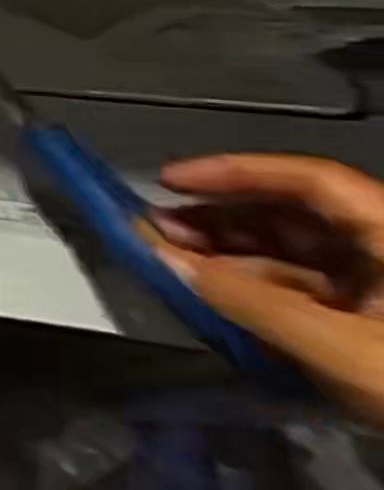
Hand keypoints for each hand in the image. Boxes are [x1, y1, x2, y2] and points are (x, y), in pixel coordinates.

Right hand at [152, 153, 383, 420]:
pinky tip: (218, 295)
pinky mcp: (382, 324)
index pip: (311, 180)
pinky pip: (311, 289)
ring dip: (229, 253)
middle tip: (159, 230)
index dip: (234, 171)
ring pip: (297, 254)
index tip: (168, 181)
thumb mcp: (341, 349)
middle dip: (218, 219)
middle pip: (295, 216)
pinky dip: (258, 285)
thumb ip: (248, 300)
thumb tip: (165, 259)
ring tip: (176, 262)